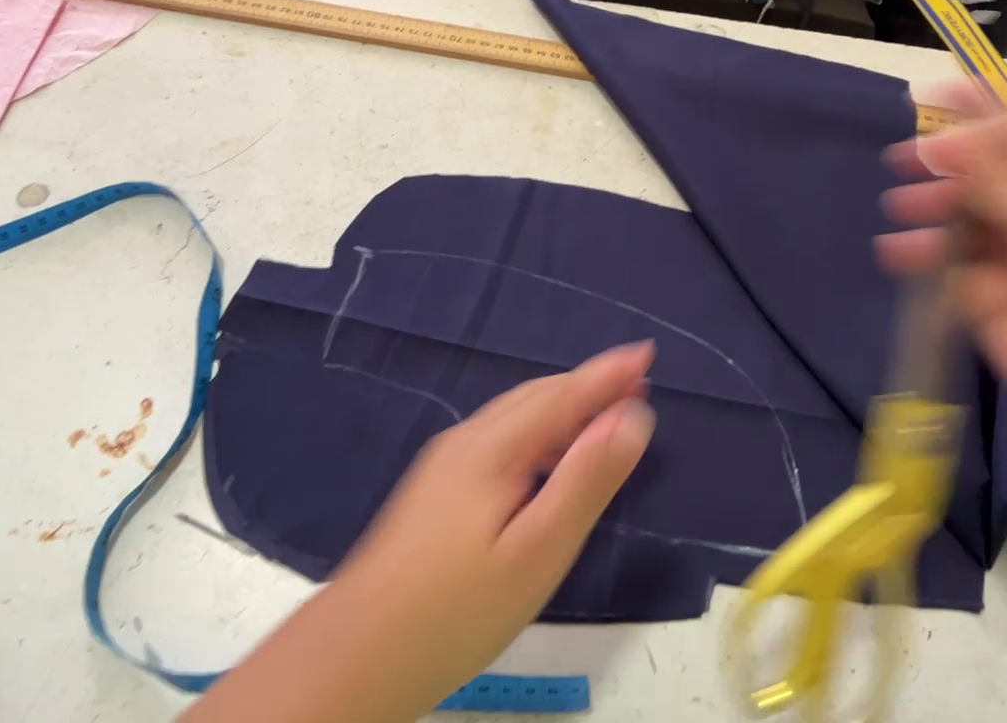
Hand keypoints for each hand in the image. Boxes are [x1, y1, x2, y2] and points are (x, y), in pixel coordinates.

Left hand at [192, 344, 654, 722]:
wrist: (360, 652)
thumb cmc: (459, 608)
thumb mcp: (538, 548)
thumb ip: (586, 479)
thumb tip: (632, 417)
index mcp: (493, 447)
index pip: (562, 394)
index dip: (607, 374)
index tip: (647, 353)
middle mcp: (467, 441)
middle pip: (537, 398)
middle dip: (589, 386)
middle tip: (638, 383)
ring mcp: (447, 463)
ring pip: (516, 417)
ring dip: (565, 407)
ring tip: (606, 412)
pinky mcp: (438, 488)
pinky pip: (502, 439)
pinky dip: (540, 432)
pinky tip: (549, 457)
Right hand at [874, 85, 1006, 446]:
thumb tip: (956, 141)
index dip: (990, 114)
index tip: (936, 95)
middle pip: (996, 177)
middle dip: (951, 165)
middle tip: (905, 161)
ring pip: (968, 220)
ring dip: (932, 209)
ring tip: (900, 207)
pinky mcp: (994, 303)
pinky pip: (951, 267)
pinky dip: (922, 256)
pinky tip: (897, 250)